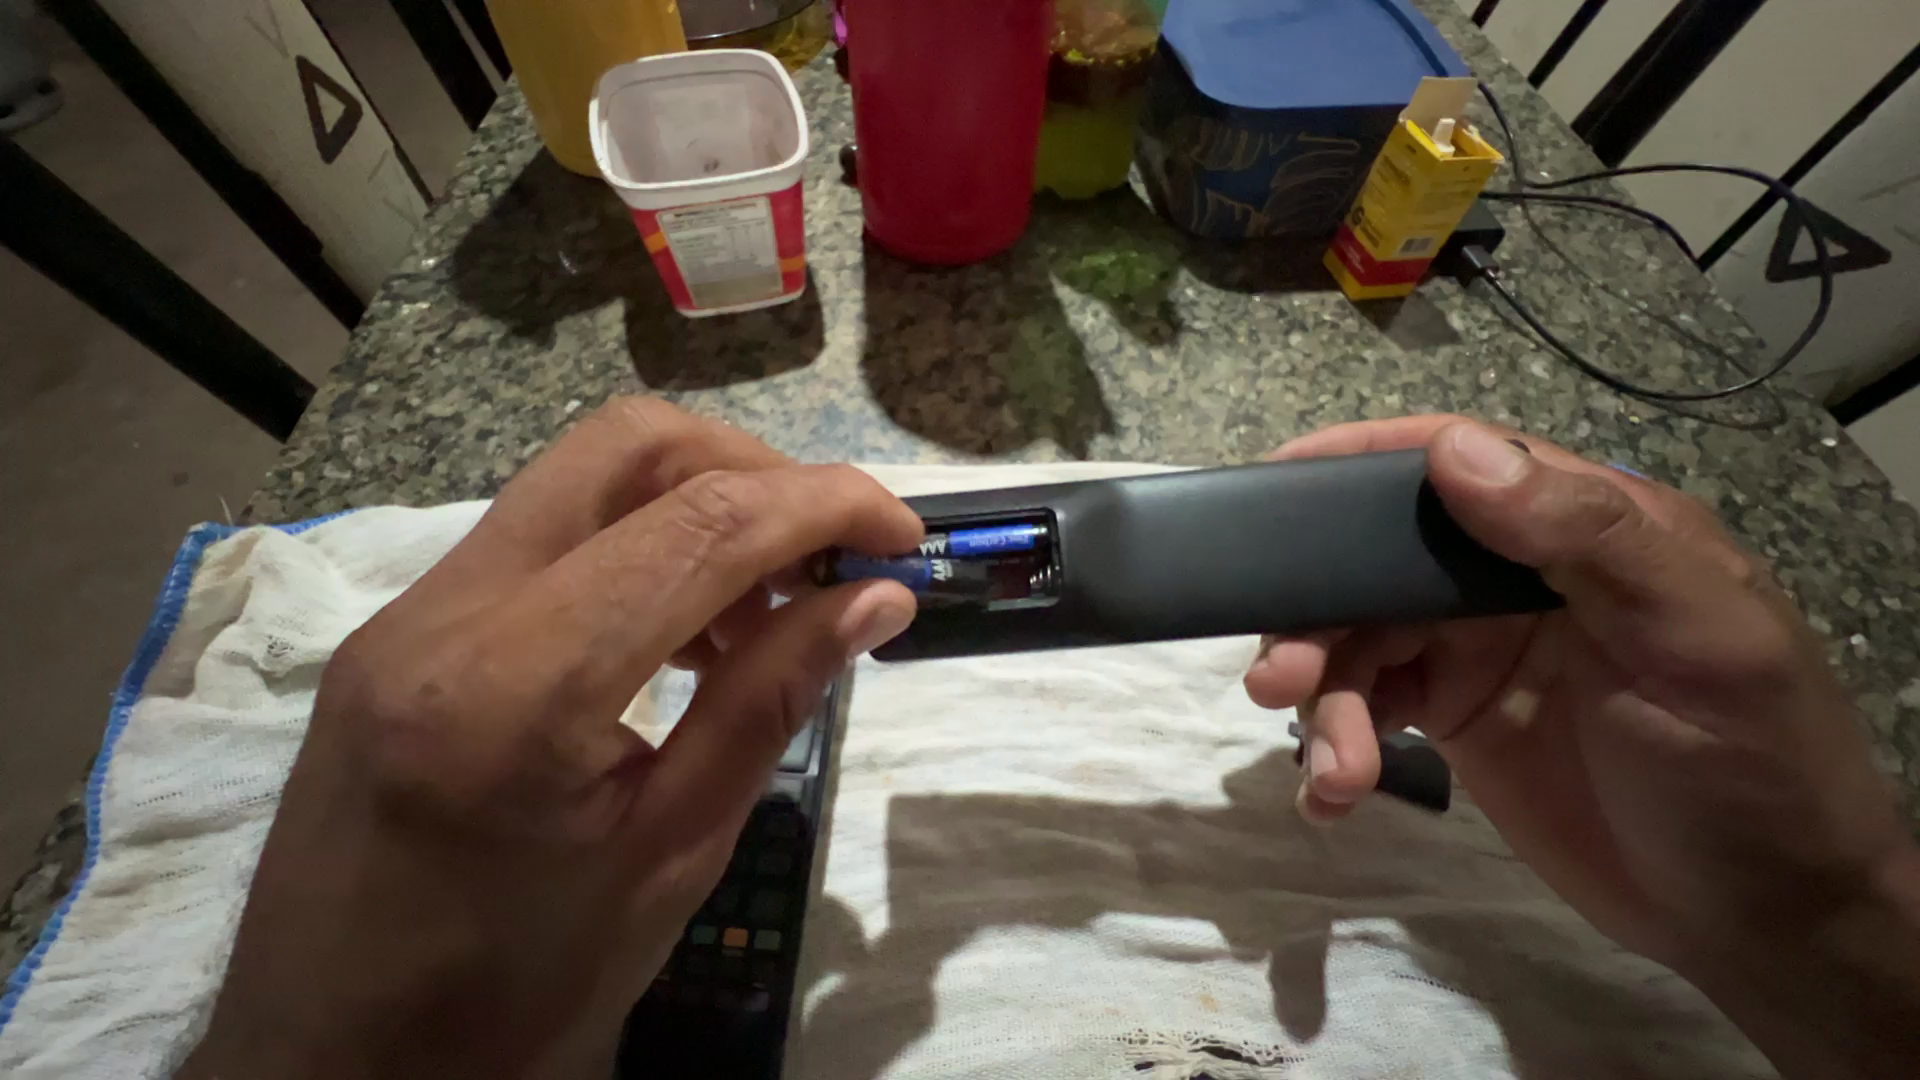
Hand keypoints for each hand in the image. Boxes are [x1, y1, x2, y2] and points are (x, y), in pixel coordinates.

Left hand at [178, 398, 920, 1079]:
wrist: (331, 1065)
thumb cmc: (523, 984)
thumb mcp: (680, 845)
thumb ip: (775, 697)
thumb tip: (878, 599)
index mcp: (520, 688)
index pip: (702, 528)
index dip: (825, 506)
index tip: (903, 535)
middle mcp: (451, 610)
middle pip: (632, 445)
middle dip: (761, 471)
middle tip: (832, 546)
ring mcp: (417, 606)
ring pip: (591, 473)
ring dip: (710, 504)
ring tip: (772, 601)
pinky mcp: (413, 620)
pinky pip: (556, 531)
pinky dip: (652, 542)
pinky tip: (695, 623)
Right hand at [1244, 416, 1919, 1077]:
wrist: (1751, 918)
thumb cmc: (1750, 768)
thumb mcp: (1696, 643)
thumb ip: (1584, 538)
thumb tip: (1453, 450)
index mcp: (1570, 531)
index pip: (1451, 464)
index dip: (1357, 459)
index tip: (1272, 480)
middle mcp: (1499, 580)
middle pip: (1368, 570)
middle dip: (1312, 625)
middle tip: (1279, 682)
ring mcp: (1460, 647)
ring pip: (1350, 646)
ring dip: (1323, 706)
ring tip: (1333, 771)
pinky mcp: (1437, 712)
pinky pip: (1357, 709)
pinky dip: (1333, 747)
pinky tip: (1333, 795)